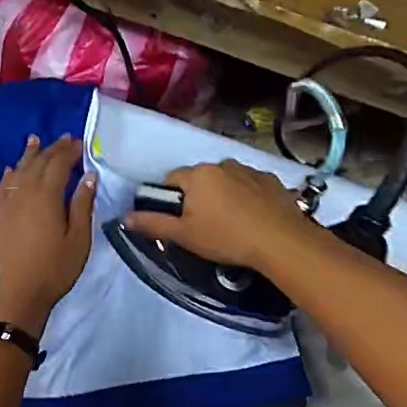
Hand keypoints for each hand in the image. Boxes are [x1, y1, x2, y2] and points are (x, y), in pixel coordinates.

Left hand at [0, 134, 96, 334]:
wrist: (22, 292)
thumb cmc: (56, 267)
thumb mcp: (79, 237)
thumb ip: (83, 204)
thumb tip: (88, 175)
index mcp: (46, 196)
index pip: (58, 164)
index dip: (70, 151)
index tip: (81, 143)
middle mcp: (24, 193)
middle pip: (38, 163)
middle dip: (52, 149)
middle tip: (65, 139)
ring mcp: (9, 204)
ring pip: (19, 172)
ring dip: (29, 155)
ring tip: (35, 140)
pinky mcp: (0, 216)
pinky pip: (3, 188)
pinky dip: (9, 175)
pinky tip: (11, 169)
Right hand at [122, 159, 326, 269]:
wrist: (280, 241)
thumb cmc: (226, 237)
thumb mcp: (184, 236)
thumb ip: (153, 224)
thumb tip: (125, 217)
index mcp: (197, 175)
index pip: (171, 180)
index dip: (170, 200)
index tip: (179, 221)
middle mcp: (222, 164)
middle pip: (199, 179)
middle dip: (198, 198)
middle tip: (204, 226)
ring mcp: (250, 170)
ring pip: (226, 181)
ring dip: (224, 196)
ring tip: (232, 224)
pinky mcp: (272, 180)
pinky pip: (251, 186)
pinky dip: (248, 197)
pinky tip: (253, 219)